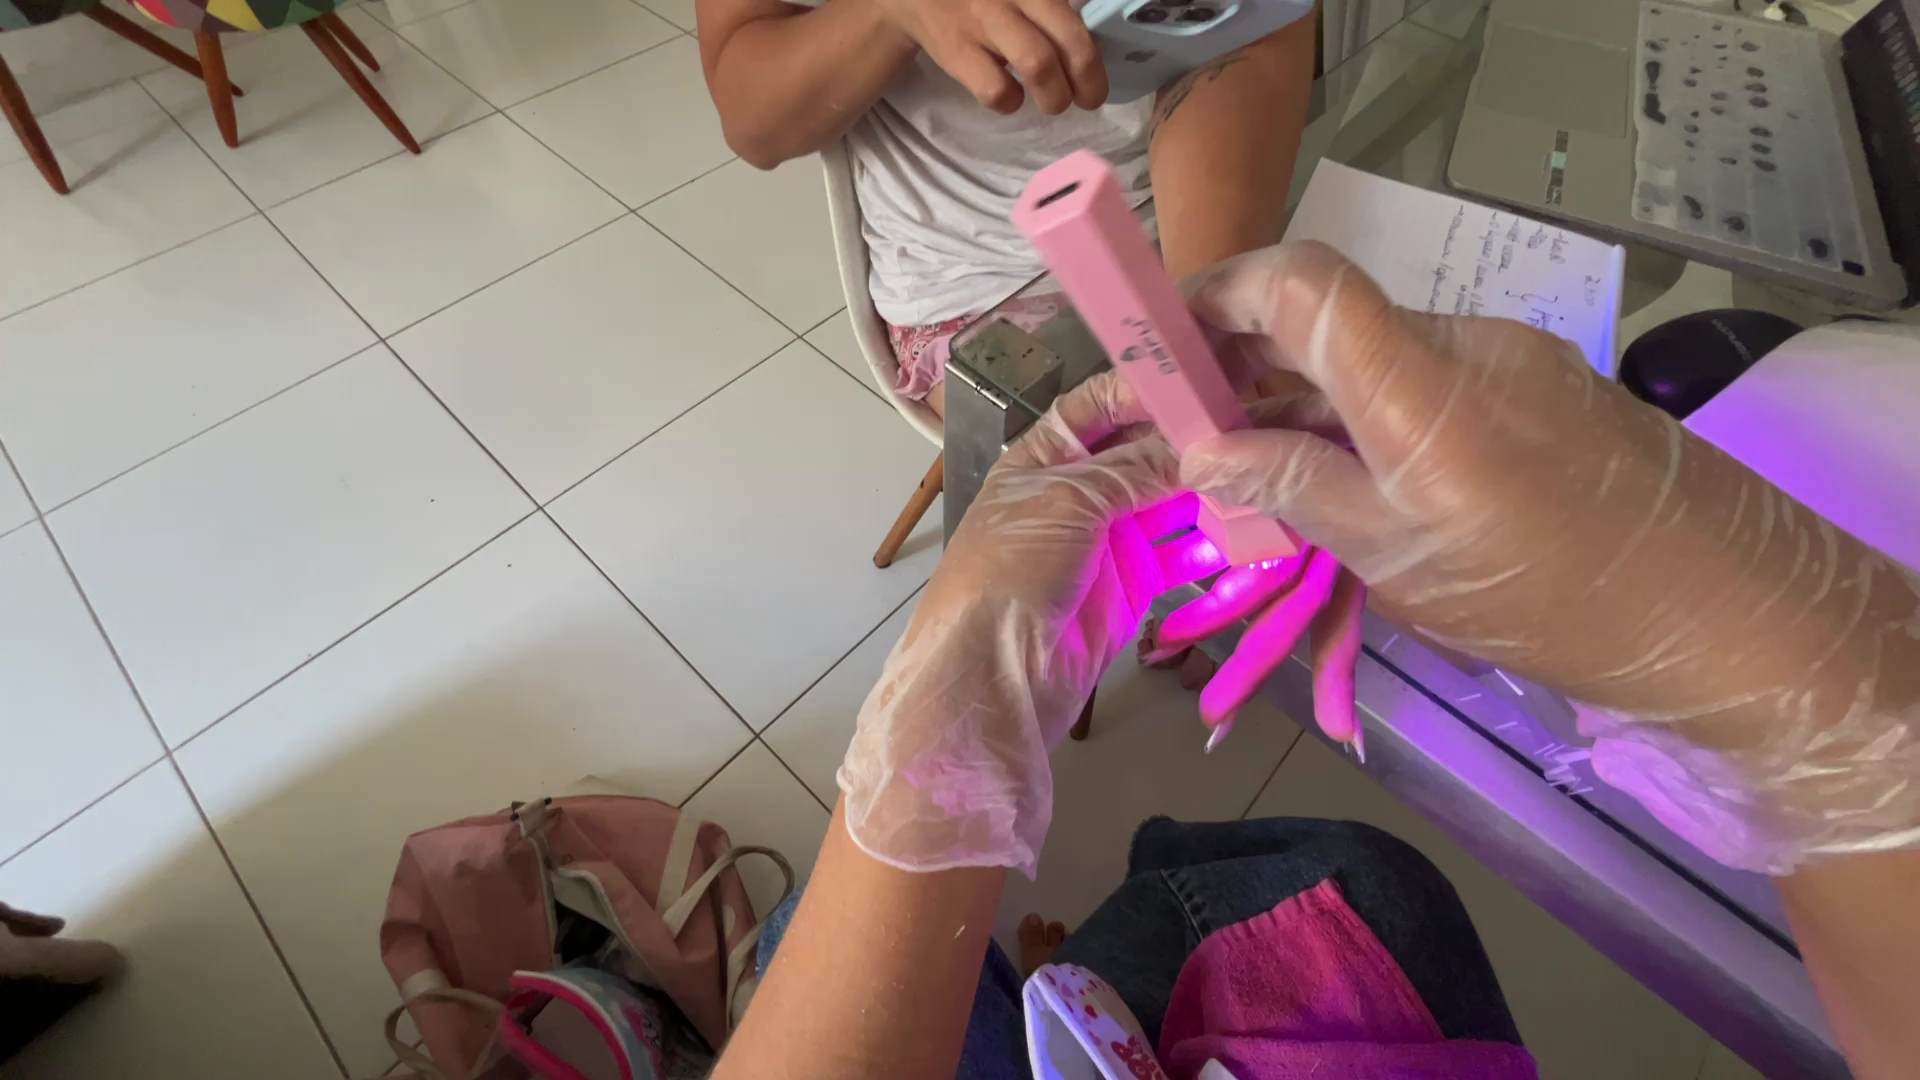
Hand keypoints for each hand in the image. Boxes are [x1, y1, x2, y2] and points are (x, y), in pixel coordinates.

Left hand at [838, 374, 1220, 875]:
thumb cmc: (1010, 569)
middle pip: (1147, 451)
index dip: (1151, 388)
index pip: (1102, 403)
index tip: (1213, 379)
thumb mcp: (1066, 503)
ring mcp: (1110, 536)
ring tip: (1273, 473)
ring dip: (1216, 491)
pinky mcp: (1135, 581)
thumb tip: (1201, 443)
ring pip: (1173, 501)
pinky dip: (1216, 544)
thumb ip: (1133, 469)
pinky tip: (1259, 530)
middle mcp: (1080, 487)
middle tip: (1266, 427)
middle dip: (1198, 443)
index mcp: (1046, 455)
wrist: (994, 673)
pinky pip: (1183, 553)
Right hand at [872, 0, 1106, 113]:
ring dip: (1054, 95)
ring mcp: (984, 19)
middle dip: (1086, 79)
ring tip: (1054, 103)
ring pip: (1037, 63)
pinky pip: (996, 89)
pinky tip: (1011, 97)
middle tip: (1087, 100)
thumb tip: (1087, 52)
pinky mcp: (957, 50)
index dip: (1094, 54)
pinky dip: (1010, 101)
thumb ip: (1051, 10)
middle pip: (1068, 39)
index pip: (1075, 18)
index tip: (1096, 79)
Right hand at [1178, 240, 1919, 872]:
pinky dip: (1346, 413)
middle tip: (1191, 421)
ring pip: (1361, 356)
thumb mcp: (1396, 557)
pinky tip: (1329, 468)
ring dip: (1291, 396)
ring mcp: (1498, 361)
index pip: (1305, 286)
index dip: (1222, 292)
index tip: (1165, 339)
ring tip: (1249, 461)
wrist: (1736, 618)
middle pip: (1323, 318)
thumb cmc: (1548, 597)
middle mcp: (1461, 346)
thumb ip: (1294, 488)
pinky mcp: (1523, 386)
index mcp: (1424, 387)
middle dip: (1241, 358)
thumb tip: (1202, 452)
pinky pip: (1406, 380)